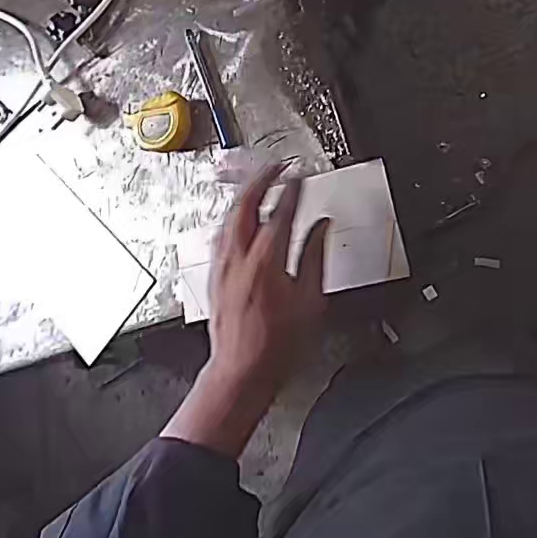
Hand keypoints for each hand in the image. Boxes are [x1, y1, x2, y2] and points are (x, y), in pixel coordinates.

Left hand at [161, 163, 331, 457]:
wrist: (241, 371)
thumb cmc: (277, 346)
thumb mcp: (310, 302)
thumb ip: (315, 257)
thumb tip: (322, 227)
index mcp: (267, 262)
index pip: (281, 212)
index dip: (292, 189)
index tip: (300, 176)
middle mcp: (239, 259)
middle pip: (245, 204)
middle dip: (261, 179)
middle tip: (275, 166)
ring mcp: (223, 266)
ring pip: (229, 217)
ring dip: (244, 194)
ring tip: (258, 182)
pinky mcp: (214, 275)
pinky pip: (221, 233)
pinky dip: (233, 216)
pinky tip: (239, 216)